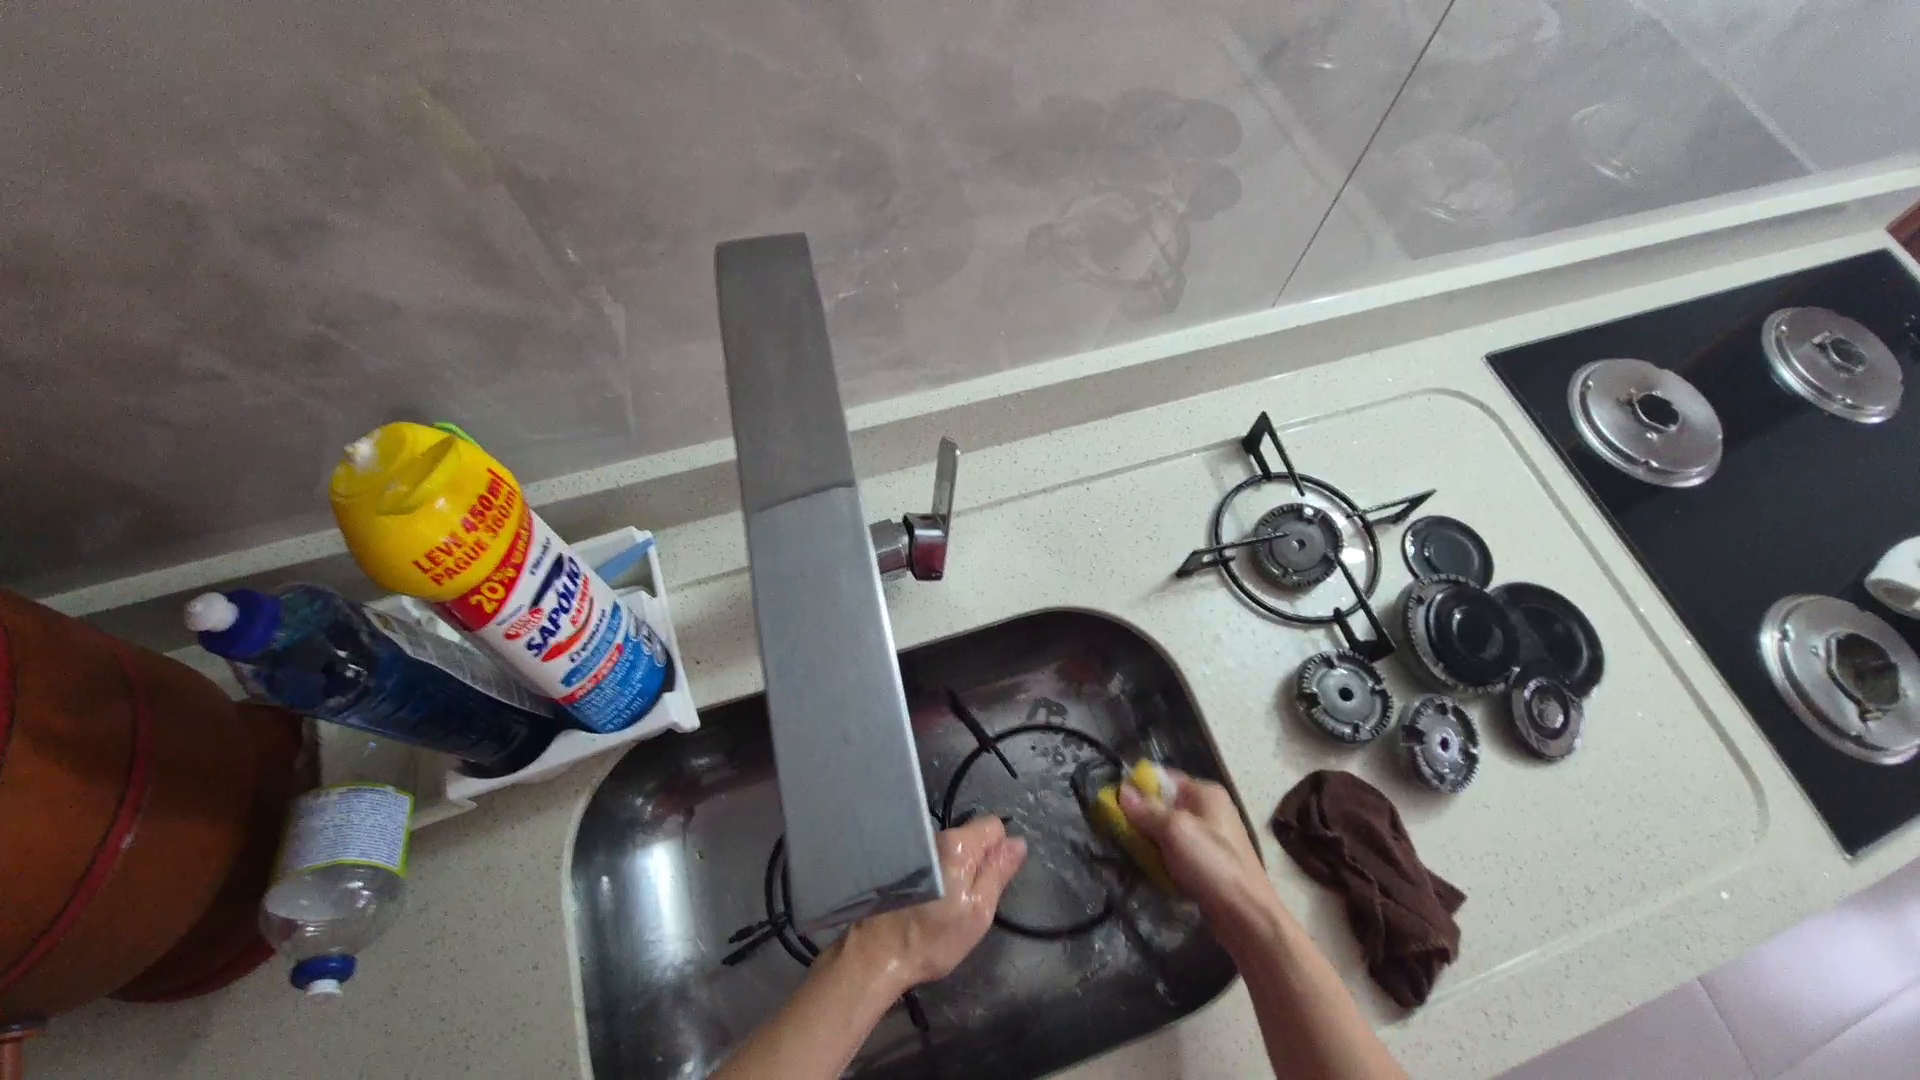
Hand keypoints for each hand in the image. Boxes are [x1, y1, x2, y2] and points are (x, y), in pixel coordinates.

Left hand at [841, 816, 1027, 991]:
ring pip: (952, 850)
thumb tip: (1018, 842)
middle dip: (978, 862)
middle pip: (971, 837)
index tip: (992, 881)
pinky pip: (934, 859)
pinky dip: (939, 875)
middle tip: (972, 899)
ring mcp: (915, 848)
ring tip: (950, 904)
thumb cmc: (934, 938)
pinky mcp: (901, 862)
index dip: (1000, 851)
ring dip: (957, 869)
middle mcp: (934, 837)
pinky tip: (931, 902)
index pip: (993, 826)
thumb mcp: (979, 910)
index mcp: (957, 845)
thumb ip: (999, 872)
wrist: (879, 954)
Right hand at [1118, 769, 1277, 942]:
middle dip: (1141, 818)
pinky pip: (1177, 852)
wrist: (1246, 916)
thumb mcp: (1174, 831)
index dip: (1138, 788)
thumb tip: (1122, 791)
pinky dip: (1163, 859)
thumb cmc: (1211, 864)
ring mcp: (1210, 838)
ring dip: (1149, 842)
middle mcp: (1209, 810)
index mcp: (1205, 793)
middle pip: (1164, 805)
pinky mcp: (1208, 863)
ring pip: (1168, 831)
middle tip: (1120, 833)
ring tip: (1132, 854)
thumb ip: (1146, 810)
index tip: (1115, 804)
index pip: (1163, 778)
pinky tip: (1152, 871)